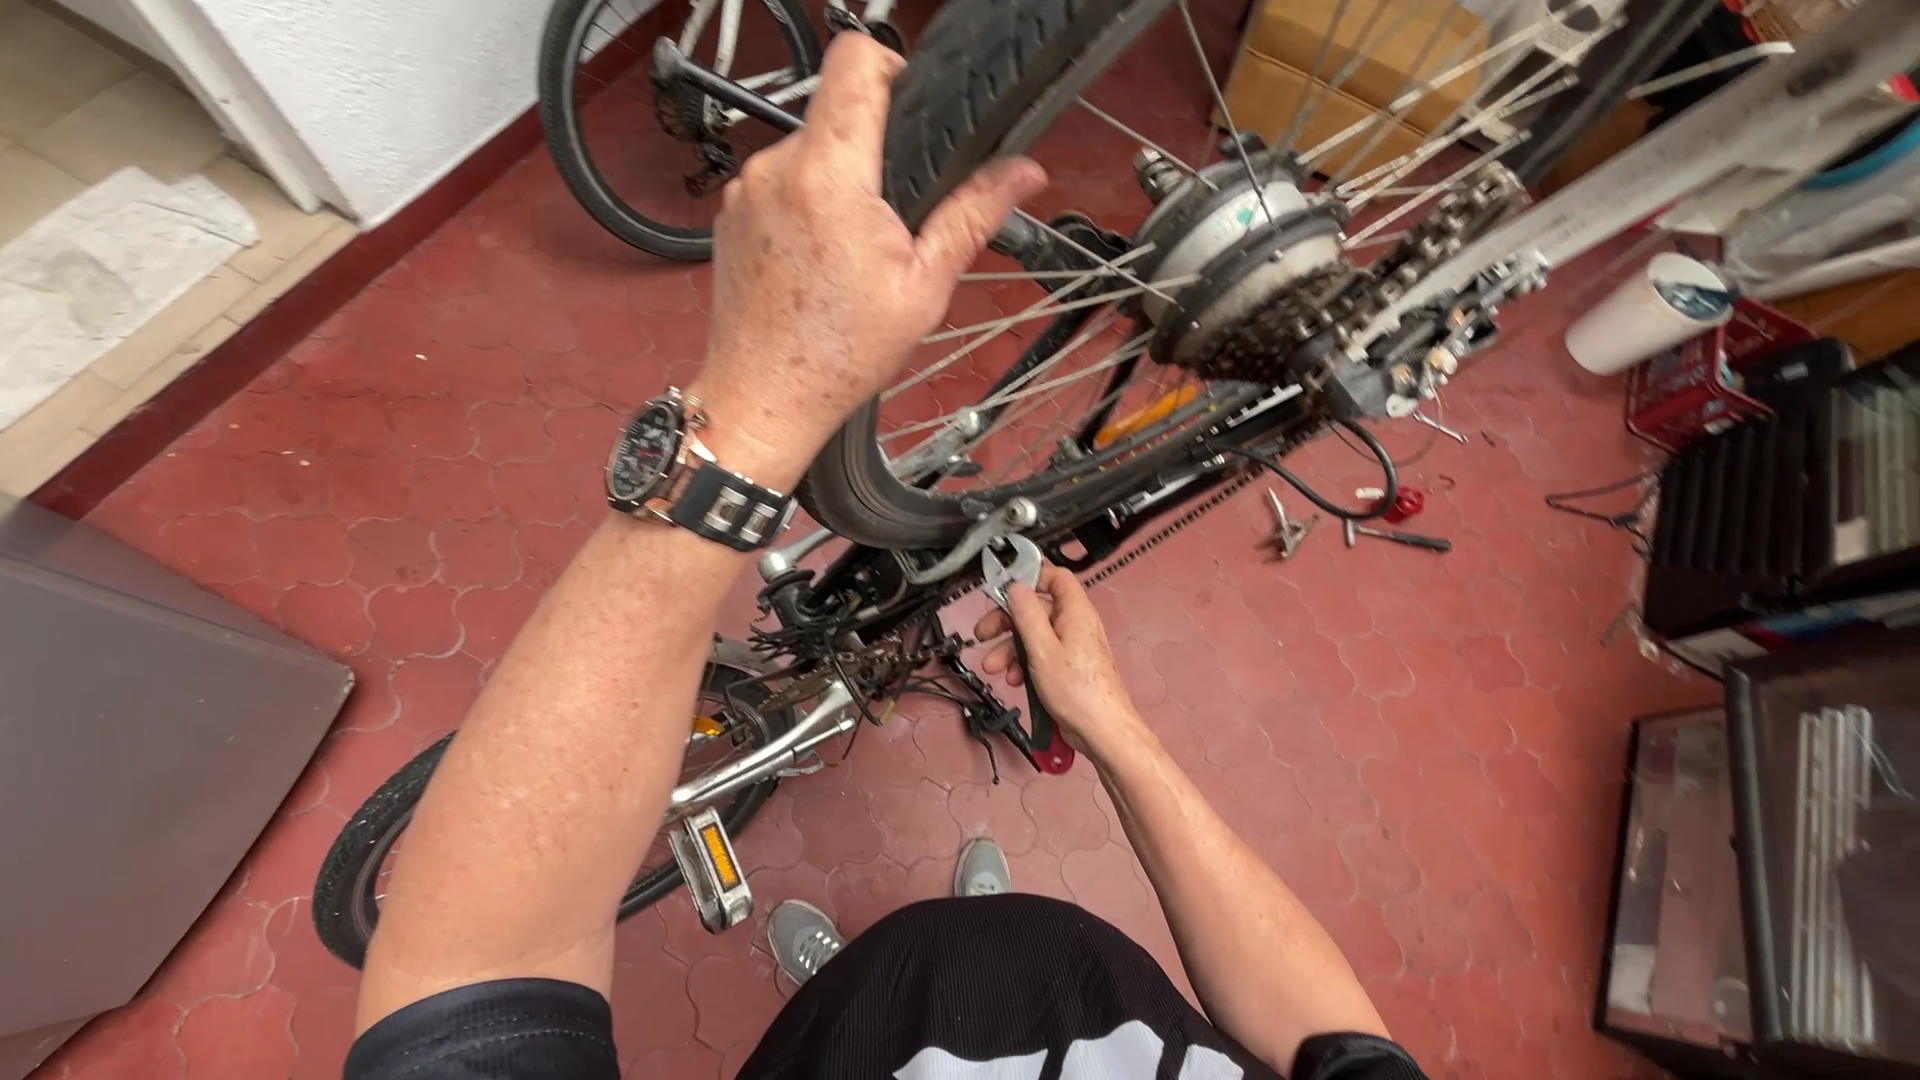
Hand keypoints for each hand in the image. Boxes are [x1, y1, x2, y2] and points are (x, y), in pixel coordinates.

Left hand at [689, 35, 1047, 488]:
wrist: (767, 396)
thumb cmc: (837, 356)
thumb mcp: (924, 287)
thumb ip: (972, 215)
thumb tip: (1021, 173)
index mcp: (830, 176)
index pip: (857, 59)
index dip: (893, 67)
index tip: (909, 106)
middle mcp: (776, 168)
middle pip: (835, 112)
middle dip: (871, 152)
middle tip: (889, 223)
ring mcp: (745, 190)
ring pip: (807, 152)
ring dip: (837, 185)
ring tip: (850, 255)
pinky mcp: (730, 212)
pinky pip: (778, 184)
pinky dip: (804, 207)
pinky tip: (819, 261)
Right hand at [972, 564, 1151, 765]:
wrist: (1101, 730)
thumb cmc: (1076, 689)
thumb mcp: (1042, 648)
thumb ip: (1027, 615)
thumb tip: (1017, 586)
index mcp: (1075, 611)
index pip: (1055, 578)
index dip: (1029, 578)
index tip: (1003, 590)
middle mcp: (1074, 624)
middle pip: (1036, 609)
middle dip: (1007, 622)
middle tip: (983, 633)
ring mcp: (1071, 647)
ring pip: (1035, 635)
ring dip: (1011, 648)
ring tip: (995, 667)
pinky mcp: (1067, 667)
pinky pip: (1041, 655)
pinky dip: (1024, 663)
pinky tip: (1013, 680)